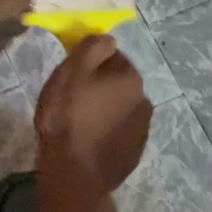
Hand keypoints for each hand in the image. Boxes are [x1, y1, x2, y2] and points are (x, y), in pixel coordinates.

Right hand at [34, 34, 153, 191]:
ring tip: (78, 125)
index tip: (71, 77)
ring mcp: (142, 130)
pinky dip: (105, 133)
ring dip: (103, 111)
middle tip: (71, 101)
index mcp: (130, 78)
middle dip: (99, 88)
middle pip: (117, 85)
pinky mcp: (133, 153)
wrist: (73, 173)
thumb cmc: (67, 117)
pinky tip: (86, 142)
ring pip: (119, 109)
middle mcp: (144, 100)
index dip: (89, 64)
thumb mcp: (70, 72)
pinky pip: (117, 133)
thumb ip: (91, 48)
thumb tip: (109, 39)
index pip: (112, 57)